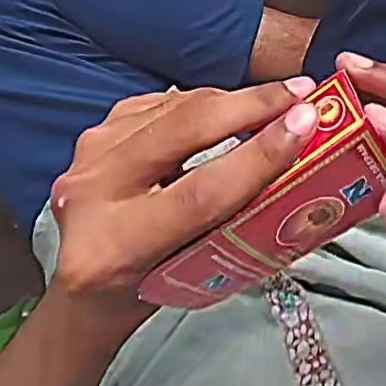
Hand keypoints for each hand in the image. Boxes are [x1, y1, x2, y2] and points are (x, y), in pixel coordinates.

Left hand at [48, 79, 318, 322]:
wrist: (79, 288)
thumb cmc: (144, 291)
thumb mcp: (189, 275)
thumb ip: (230, 219)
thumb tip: (289, 158)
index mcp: (115, 248)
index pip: (201, 192)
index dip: (259, 154)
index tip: (305, 122)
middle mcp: (93, 192)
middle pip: (186, 128)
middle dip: (252, 105)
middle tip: (299, 93)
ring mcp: (90, 153)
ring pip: (176, 106)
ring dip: (231, 99)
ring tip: (274, 98)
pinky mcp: (95, 130)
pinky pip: (161, 102)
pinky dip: (201, 102)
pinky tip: (226, 107)